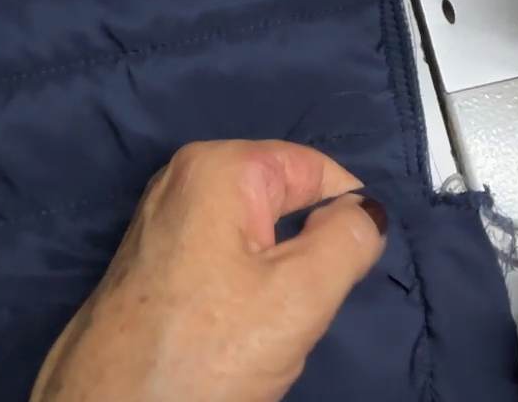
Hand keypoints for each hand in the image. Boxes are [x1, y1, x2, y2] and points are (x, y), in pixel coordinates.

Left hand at [30, 140, 388, 401]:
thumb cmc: (203, 353)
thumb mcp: (298, 297)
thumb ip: (348, 242)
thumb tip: (366, 210)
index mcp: (219, 164)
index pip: (314, 169)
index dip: (344, 216)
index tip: (346, 271)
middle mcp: (185, 174)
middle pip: (282, 199)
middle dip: (303, 250)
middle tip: (292, 308)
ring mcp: (162, 214)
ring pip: (253, 232)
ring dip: (272, 274)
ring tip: (255, 325)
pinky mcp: (151, 254)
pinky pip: (220, 251)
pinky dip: (239, 284)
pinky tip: (226, 330)